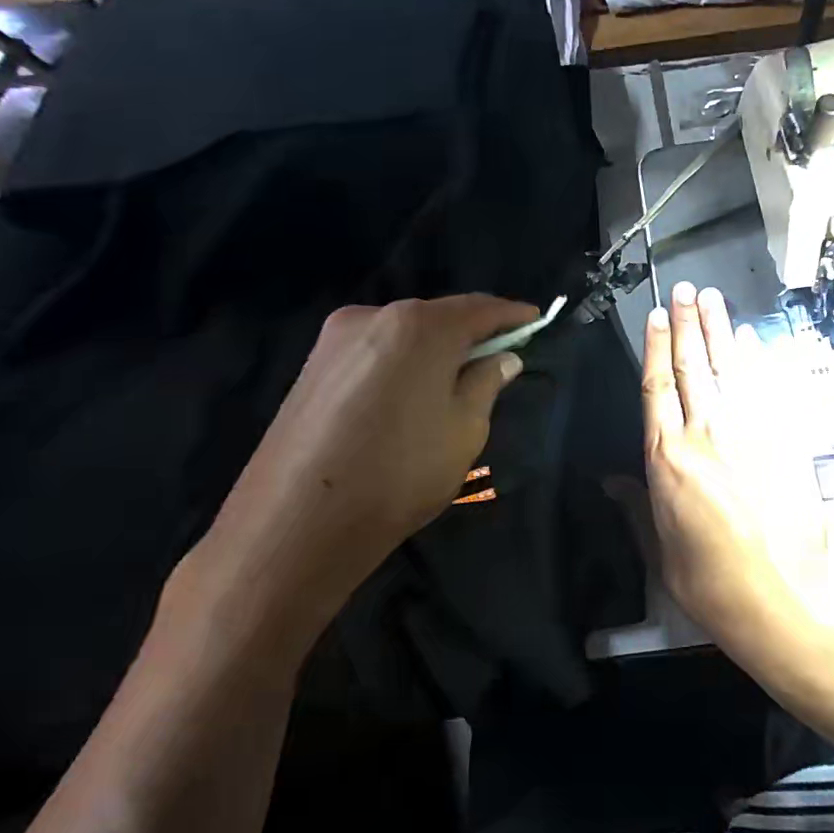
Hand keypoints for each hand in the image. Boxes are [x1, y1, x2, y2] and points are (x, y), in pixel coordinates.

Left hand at [173, 294, 537, 653]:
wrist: (298, 524)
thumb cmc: (401, 472)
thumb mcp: (465, 429)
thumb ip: (486, 383)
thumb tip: (502, 358)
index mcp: (419, 327)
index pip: (479, 308)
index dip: (511, 314)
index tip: (535, 319)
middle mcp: (374, 317)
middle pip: (437, 315)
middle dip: (471, 331)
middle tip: (500, 354)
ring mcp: (335, 340)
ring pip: (403, 332)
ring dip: (436, 347)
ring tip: (458, 377)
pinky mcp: (312, 367)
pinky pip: (375, 350)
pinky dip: (404, 360)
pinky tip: (413, 390)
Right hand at [641, 283, 833, 650]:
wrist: (777, 596)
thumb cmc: (708, 583)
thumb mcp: (658, 549)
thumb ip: (636, 508)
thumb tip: (612, 481)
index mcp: (667, 458)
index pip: (658, 388)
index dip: (657, 348)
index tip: (658, 316)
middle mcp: (707, 435)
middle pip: (695, 368)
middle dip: (690, 325)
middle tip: (687, 290)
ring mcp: (750, 434)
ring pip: (730, 370)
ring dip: (721, 331)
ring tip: (713, 298)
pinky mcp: (783, 441)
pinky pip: (768, 391)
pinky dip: (759, 362)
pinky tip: (751, 340)